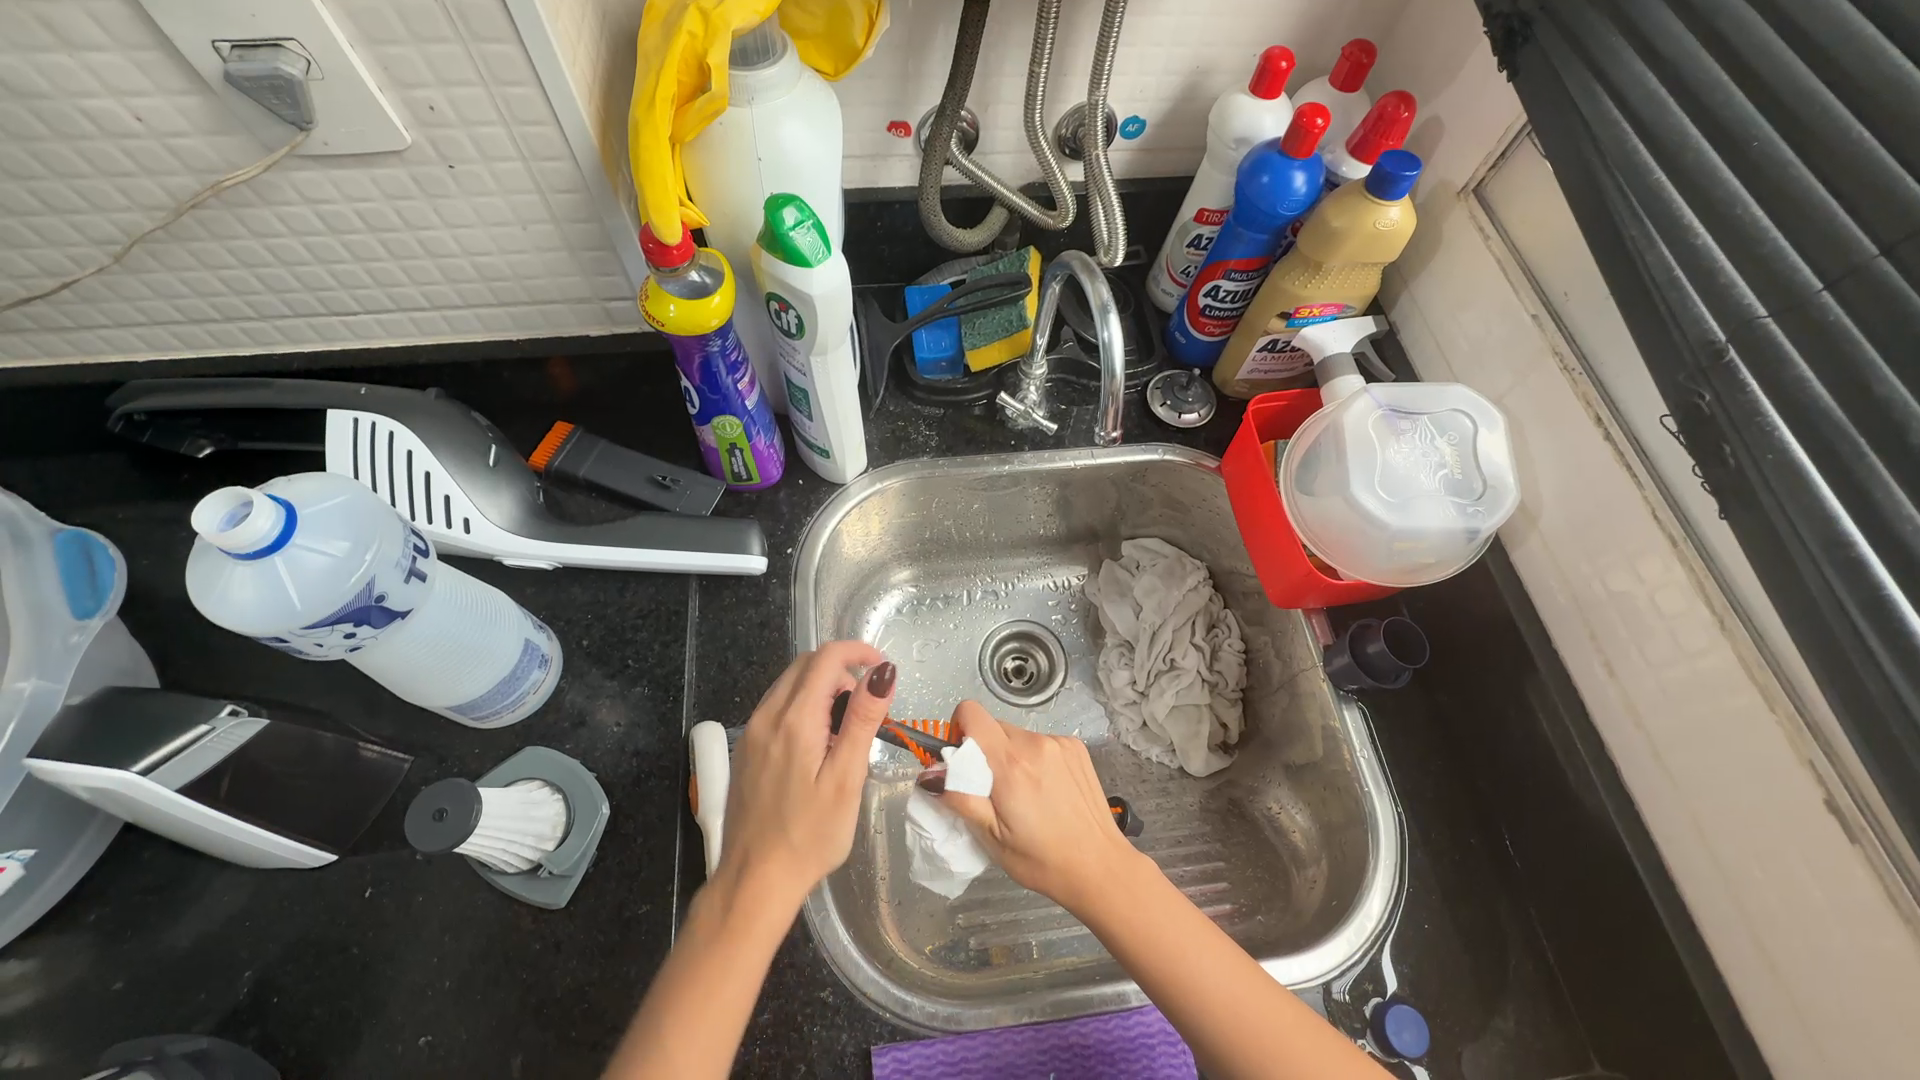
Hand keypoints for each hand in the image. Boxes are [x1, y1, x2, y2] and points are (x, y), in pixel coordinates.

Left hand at [718, 642, 894, 909]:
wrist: (755, 880)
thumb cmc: (810, 835)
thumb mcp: (846, 778)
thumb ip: (862, 719)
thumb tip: (882, 672)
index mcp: (793, 719)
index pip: (826, 658)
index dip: (858, 652)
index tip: (884, 670)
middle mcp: (766, 716)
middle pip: (805, 665)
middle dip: (842, 669)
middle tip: (868, 706)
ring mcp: (751, 733)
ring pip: (789, 684)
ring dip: (822, 687)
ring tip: (847, 728)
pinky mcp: (746, 750)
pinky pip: (777, 707)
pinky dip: (804, 706)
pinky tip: (819, 744)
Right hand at [939, 701, 1145, 913]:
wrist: (1099, 867)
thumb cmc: (1041, 860)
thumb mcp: (991, 837)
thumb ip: (960, 798)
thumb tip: (929, 775)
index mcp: (1010, 764)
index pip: (972, 713)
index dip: (958, 730)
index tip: (961, 761)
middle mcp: (1035, 744)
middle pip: (994, 727)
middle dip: (984, 752)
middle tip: (991, 790)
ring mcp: (1060, 743)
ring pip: (1018, 736)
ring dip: (1010, 756)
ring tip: (1023, 795)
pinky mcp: (1077, 749)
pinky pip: (1041, 743)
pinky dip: (1035, 760)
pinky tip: (1046, 791)